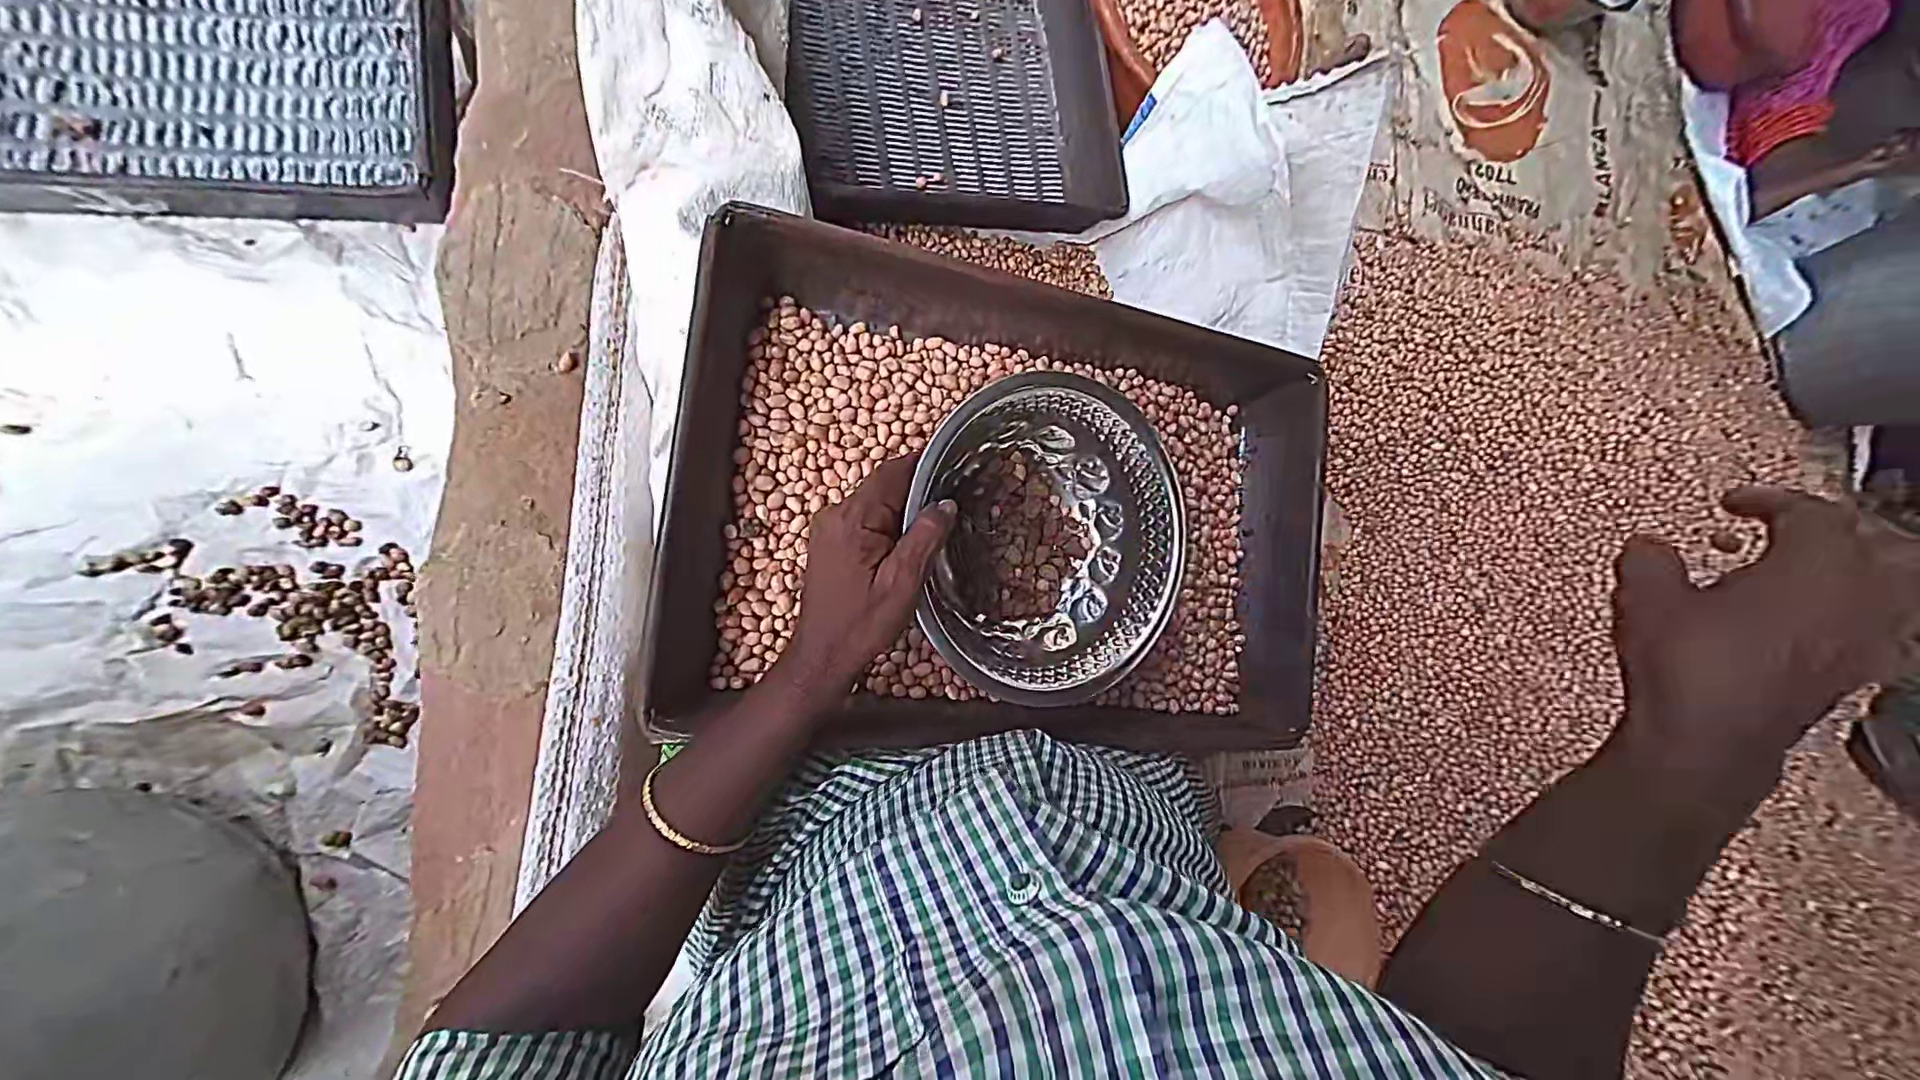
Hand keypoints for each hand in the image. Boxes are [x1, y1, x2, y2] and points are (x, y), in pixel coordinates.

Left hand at [769, 454, 956, 707]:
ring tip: (936, 525)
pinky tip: (908, 542)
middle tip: (952, 502)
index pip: (891, 473)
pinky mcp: (830, 542)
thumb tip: (945, 504)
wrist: (823, 655)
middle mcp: (835, 515)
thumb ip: (925, 537)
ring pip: (876, 503)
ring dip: (904, 510)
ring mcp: (829, 528)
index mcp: (852, 519)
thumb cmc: (861, 624)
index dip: (923, 464)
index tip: (951, 462)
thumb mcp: (902, 582)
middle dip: (917, 491)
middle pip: (884, 486)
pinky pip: (866, 519)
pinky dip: (889, 523)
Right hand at [1611, 487, 1919, 772]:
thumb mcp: (1644, 597)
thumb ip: (1650, 561)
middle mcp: (1859, 601)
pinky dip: (1843, 612)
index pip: (1814, 515)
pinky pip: (1872, 627)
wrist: (1706, 735)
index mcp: (1814, 570)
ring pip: (1886, 589)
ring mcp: (1866, 642)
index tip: (1737, 502)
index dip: (1772, 501)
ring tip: (1795, 572)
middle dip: (1828, 533)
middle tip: (1782, 529)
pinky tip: (1804, 621)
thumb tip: (1651, 546)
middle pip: (1875, 547)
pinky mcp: (1855, 675)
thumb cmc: (1683, 662)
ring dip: (1845, 572)